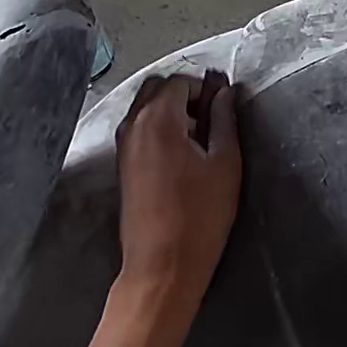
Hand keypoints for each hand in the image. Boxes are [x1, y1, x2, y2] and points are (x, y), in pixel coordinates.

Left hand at [113, 73, 242, 310]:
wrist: (161, 265)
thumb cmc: (200, 216)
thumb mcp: (225, 164)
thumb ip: (224, 120)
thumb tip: (224, 92)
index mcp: (158, 118)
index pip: (179, 81)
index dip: (204, 88)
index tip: (222, 107)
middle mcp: (133, 123)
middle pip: (156, 88)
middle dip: (184, 94)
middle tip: (210, 120)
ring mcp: (123, 143)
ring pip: (144, 107)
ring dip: (169, 110)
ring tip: (198, 139)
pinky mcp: (121, 163)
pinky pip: (138, 128)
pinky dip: (157, 127)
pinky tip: (179, 155)